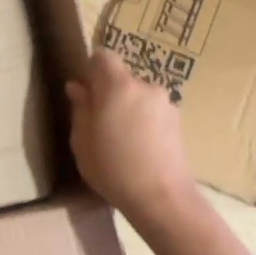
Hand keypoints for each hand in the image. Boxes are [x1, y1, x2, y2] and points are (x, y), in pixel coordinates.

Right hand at [65, 48, 194, 217]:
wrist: (160, 197)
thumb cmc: (111, 167)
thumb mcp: (82, 140)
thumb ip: (80, 108)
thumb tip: (77, 87)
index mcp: (118, 86)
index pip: (103, 57)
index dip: (92, 70)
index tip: (85, 93)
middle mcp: (146, 87)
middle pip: (122, 78)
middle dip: (109, 93)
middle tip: (98, 124)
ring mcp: (166, 103)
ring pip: (138, 96)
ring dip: (127, 108)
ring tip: (120, 140)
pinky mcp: (178, 121)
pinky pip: (152, 111)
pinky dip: (143, 121)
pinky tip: (139, 148)